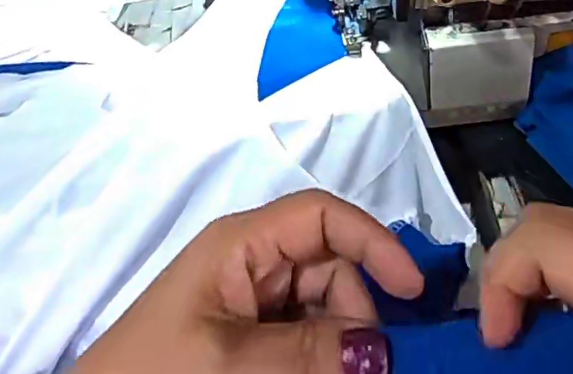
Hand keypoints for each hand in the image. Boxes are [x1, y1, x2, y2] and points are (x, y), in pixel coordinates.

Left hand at [74, 190, 423, 373]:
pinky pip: (307, 337)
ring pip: (325, 307)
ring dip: (344, 344)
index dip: (370, 240)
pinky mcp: (253, 337)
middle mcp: (251, 262)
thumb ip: (309, 353)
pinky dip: (327, 359)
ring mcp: (253, 301)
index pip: (318, 215)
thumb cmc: (158, 373)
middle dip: (360, 312)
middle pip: (331, 266)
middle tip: (364, 369)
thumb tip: (385, 349)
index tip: (414, 292)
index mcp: (241, 243)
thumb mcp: (233, 363)